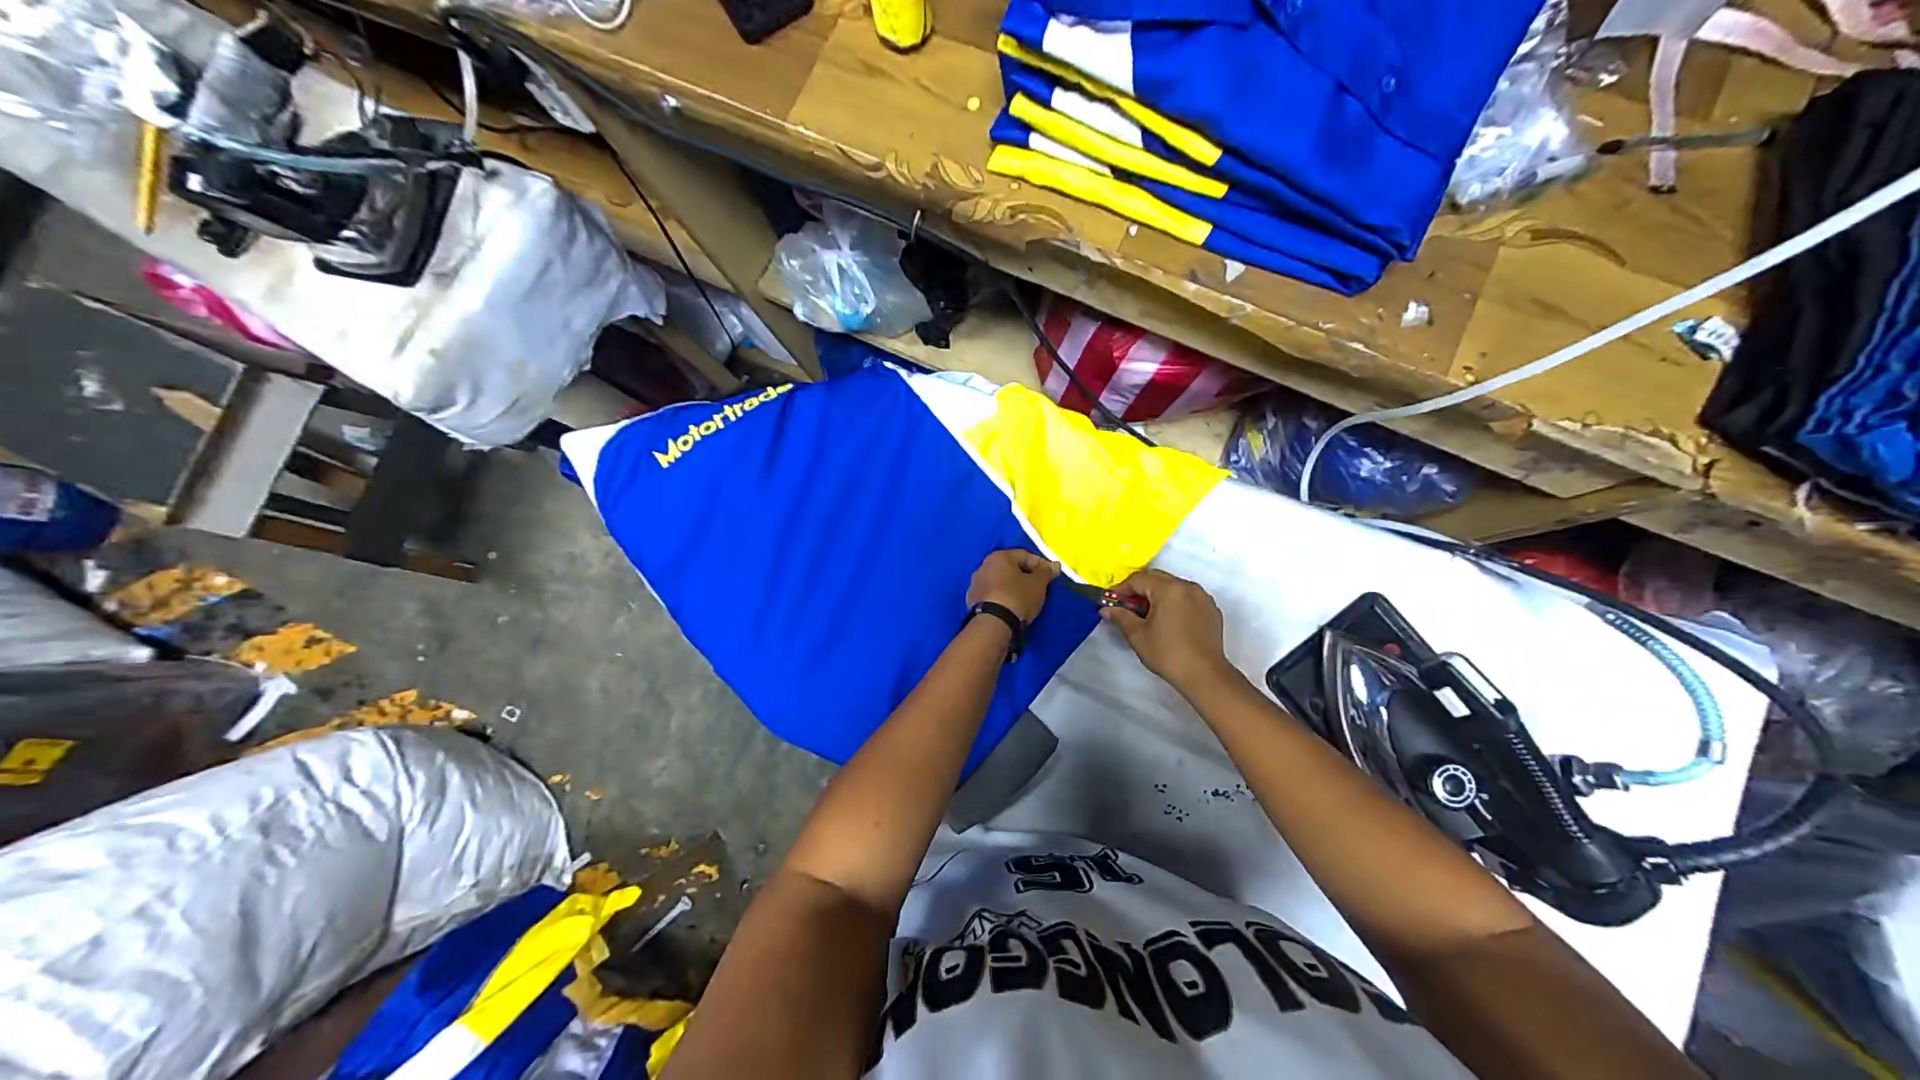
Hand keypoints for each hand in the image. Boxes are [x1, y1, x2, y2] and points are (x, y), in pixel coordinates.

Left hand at [967, 550, 1060, 623]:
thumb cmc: (1018, 597)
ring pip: (1000, 581)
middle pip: (1010, 568)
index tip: (1051, 576)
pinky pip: (992, 594)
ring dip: (1013, 586)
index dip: (1041, 564)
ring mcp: (975, 584)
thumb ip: (1046, 572)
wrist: (993, 623)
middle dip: (1026, 575)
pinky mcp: (972, 601)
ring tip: (1026, 598)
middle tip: (1040, 586)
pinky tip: (1011, 606)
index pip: (1025, 555)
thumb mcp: (1038, 584)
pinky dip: (1003, 597)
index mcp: (999, 556)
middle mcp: (983, 566)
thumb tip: (1054, 565)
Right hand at [1101, 569, 1233, 693]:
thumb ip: (1121, 617)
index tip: (1111, 601)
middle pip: (1157, 578)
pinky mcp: (1211, 610)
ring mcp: (1203, 598)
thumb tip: (1106, 610)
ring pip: (1174, 586)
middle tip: (1127, 607)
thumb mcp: (1138, 635)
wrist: (1204, 674)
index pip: (1139, 579)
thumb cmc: (1168, 654)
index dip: (1122, 589)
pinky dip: (1174, 602)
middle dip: (1139, 590)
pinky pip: (1188, 597)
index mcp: (1169, 589)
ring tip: (1147, 614)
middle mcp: (1188, 587)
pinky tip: (1168, 621)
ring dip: (1157, 595)